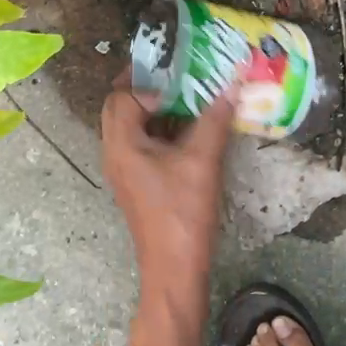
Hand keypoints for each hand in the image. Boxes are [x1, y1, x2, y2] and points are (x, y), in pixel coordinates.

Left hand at [101, 77, 238, 292]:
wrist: (174, 270)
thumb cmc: (182, 213)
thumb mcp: (202, 161)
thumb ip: (214, 119)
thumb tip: (231, 83)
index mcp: (121, 143)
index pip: (123, 95)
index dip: (148, 81)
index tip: (178, 76)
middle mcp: (114, 152)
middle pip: (119, 106)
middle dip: (145, 88)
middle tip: (176, 77)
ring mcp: (122, 170)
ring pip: (129, 126)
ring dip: (152, 109)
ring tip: (185, 98)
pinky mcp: (134, 183)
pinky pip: (138, 144)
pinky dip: (157, 130)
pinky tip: (186, 131)